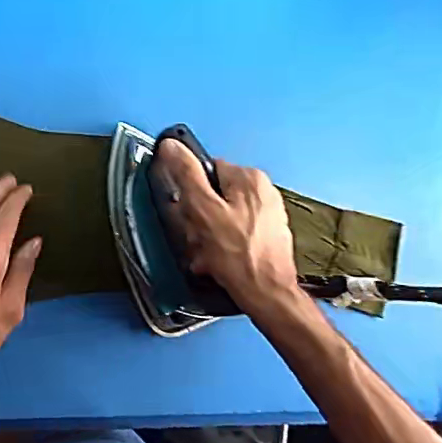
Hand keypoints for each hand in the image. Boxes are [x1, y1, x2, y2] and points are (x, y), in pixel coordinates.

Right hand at [153, 139, 310, 320]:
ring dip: (208, 235)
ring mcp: (268, 215)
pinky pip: (236, 233)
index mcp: (250, 178)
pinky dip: (224, 245)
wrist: (268, 296)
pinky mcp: (269, 237)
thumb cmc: (238, 256)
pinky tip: (218, 262)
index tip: (189, 212)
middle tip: (197, 237)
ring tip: (207, 254)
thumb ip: (187, 175)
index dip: (191, 192)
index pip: (207, 170)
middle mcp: (264, 192)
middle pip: (214, 194)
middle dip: (200, 217)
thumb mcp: (203, 210)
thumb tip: (172, 146)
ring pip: (223, 216)